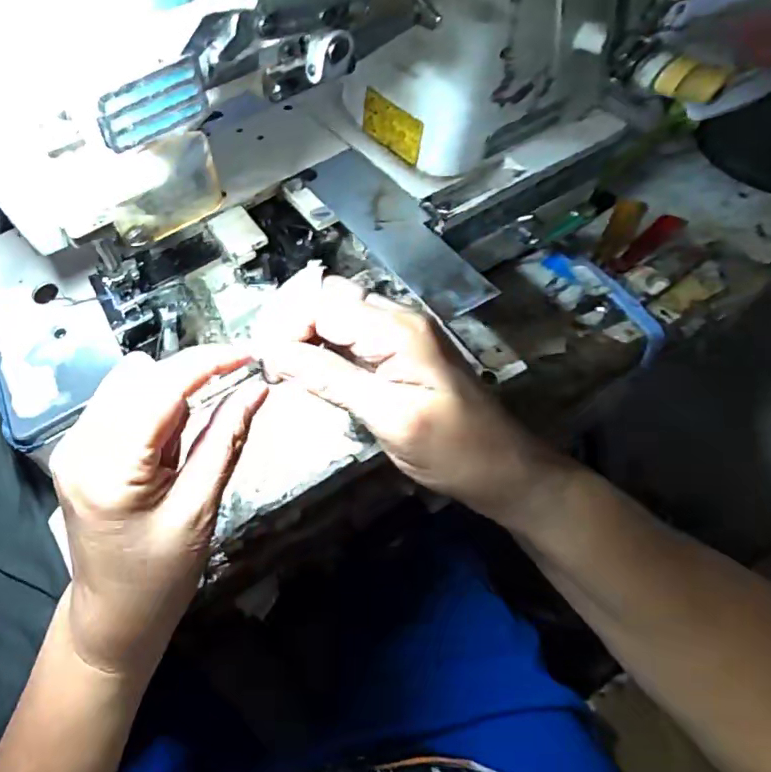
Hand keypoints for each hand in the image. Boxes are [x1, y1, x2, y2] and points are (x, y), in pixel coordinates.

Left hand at [50, 345, 267, 679]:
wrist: (111, 618)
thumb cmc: (159, 578)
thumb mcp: (200, 511)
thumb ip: (225, 441)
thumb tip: (256, 389)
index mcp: (110, 468)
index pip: (162, 389)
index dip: (209, 363)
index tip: (248, 353)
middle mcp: (80, 445)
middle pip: (144, 378)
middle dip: (192, 376)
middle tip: (233, 387)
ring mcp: (71, 444)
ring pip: (130, 383)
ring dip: (171, 390)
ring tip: (194, 432)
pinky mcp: (75, 447)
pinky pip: (119, 401)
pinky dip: (152, 405)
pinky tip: (168, 437)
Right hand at [253, 274, 569, 522]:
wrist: (507, 471)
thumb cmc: (454, 451)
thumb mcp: (390, 418)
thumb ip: (332, 380)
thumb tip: (274, 353)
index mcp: (397, 329)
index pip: (323, 305)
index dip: (286, 327)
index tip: (263, 362)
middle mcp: (397, 319)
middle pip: (328, 300)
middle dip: (290, 324)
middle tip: (266, 363)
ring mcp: (399, 334)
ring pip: (336, 315)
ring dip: (303, 335)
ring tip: (279, 368)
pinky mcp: (398, 353)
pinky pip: (350, 336)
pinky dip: (322, 347)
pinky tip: (307, 370)